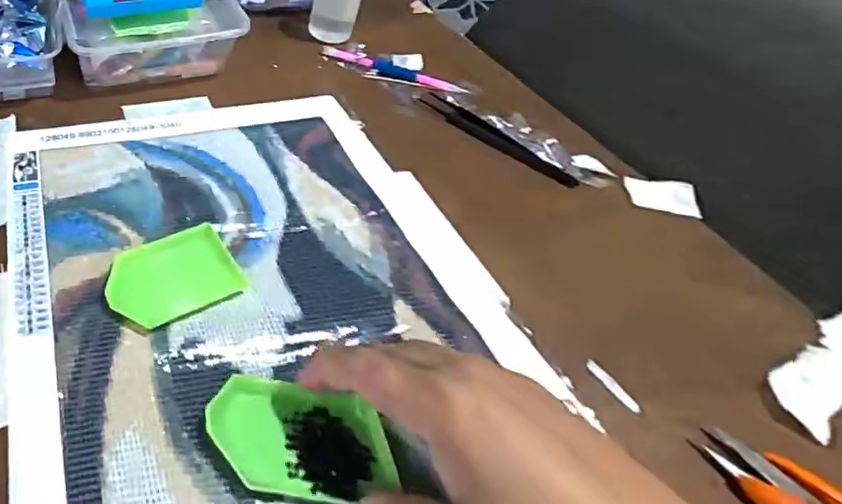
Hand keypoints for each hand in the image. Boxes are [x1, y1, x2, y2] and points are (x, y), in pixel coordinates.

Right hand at [298, 342, 688, 503]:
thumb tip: (367, 495)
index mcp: (441, 402)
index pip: (363, 365)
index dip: (325, 369)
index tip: (302, 386)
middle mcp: (466, 374)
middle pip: (393, 352)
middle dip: (360, 368)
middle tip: (341, 400)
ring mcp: (507, 380)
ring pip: (430, 357)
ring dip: (399, 372)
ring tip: (390, 410)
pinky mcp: (539, 396)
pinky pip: (466, 371)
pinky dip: (437, 382)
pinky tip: (454, 427)